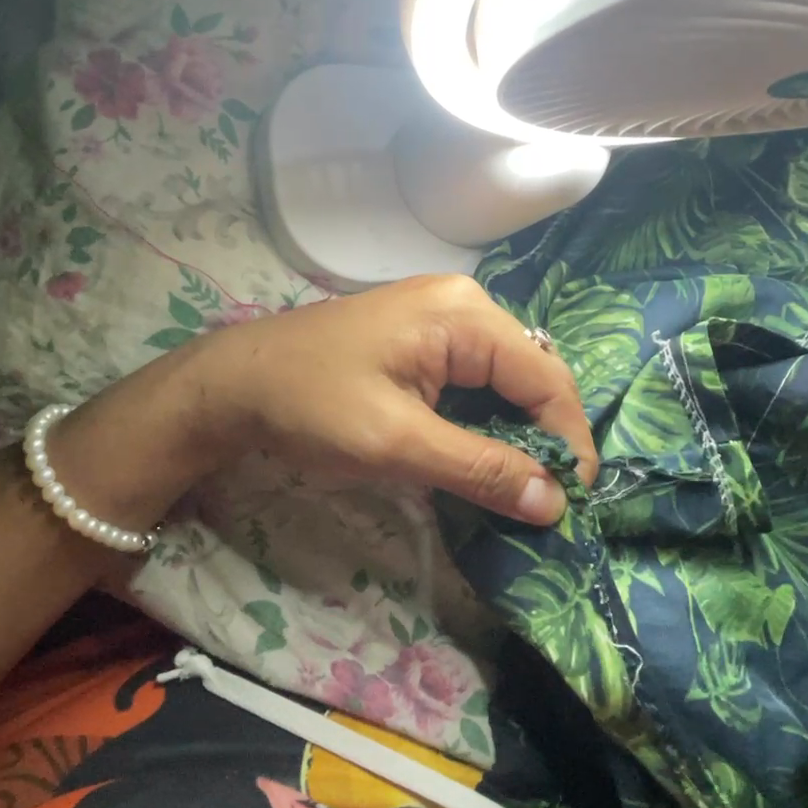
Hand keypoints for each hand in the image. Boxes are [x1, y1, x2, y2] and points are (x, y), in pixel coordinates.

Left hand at [177, 274, 598, 523]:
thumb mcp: (397, 443)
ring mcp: (442, 316)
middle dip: (545, 437)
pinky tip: (483, 455)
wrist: (234, 383)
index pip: (546, 378)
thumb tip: (554, 503)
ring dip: (517, 432)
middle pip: (532, 374)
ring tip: (522, 486)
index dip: (568, 441)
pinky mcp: (423, 337)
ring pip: (506, 379)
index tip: (573, 504)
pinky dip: (486, 420)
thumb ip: (479, 469)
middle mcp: (463, 303)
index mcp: (464, 315)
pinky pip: (475, 378)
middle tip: (549, 501)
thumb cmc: (311, 405)